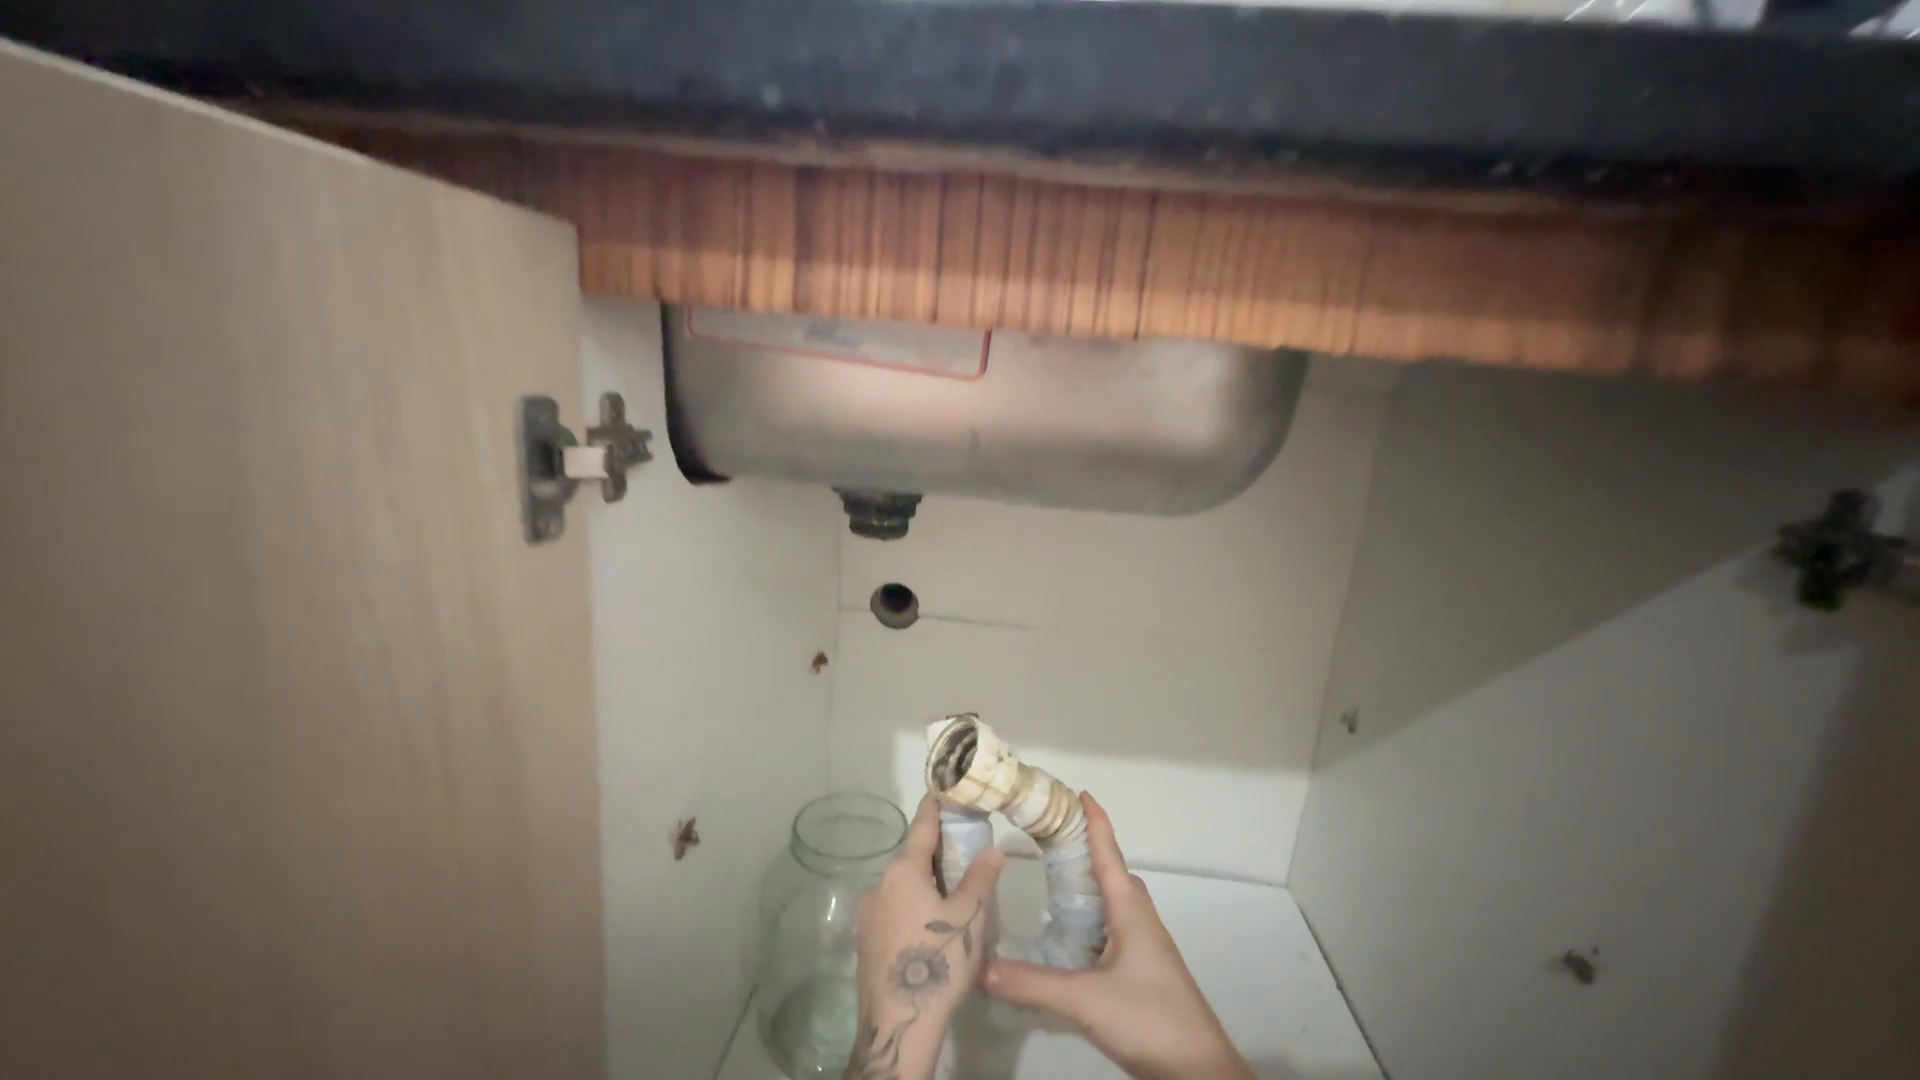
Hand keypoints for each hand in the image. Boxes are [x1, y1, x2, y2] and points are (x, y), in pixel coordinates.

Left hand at [848, 795, 1005, 1078]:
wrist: (898, 1023)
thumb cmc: (938, 961)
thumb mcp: (971, 916)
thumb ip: (981, 878)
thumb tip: (993, 849)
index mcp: (903, 870)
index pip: (922, 826)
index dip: (936, 807)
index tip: (945, 791)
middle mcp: (879, 884)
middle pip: (911, 858)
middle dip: (937, 853)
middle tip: (965, 855)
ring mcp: (867, 914)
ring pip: (901, 887)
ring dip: (924, 885)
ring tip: (954, 898)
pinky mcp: (864, 941)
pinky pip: (892, 911)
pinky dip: (912, 908)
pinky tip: (931, 929)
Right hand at [981, 793, 1253, 1079]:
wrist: (1198, 1070)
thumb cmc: (1148, 1016)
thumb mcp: (1084, 999)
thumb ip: (1031, 983)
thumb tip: (980, 965)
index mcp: (1130, 910)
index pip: (1109, 853)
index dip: (1095, 822)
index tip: (1080, 793)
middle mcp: (1139, 920)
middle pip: (1113, 874)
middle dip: (1087, 852)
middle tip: (1050, 840)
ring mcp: (1145, 948)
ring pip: (1115, 904)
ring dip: (1090, 887)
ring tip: (1053, 883)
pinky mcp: (1144, 972)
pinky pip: (1113, 930)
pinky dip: (1091, 920)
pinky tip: (1068, 939)